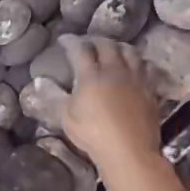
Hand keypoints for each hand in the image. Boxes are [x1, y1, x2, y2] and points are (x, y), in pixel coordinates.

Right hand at [59, 35, 162, 173]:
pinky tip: (135, 65)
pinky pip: (147, 66)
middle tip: (87, 43)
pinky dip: (138, 61)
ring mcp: (135, 78)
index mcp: (91, 75)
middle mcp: (114, 70)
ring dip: (118, 46)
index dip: (70, 41)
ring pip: (129, 51)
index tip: (63, 40)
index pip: (80, 49)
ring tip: (112, 49)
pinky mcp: (150, 89)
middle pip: (107, 45)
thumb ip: (54, 96)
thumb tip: (39, 81)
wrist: (129, 151)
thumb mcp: (66, 117)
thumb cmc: (93, 134)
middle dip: (94, 40)